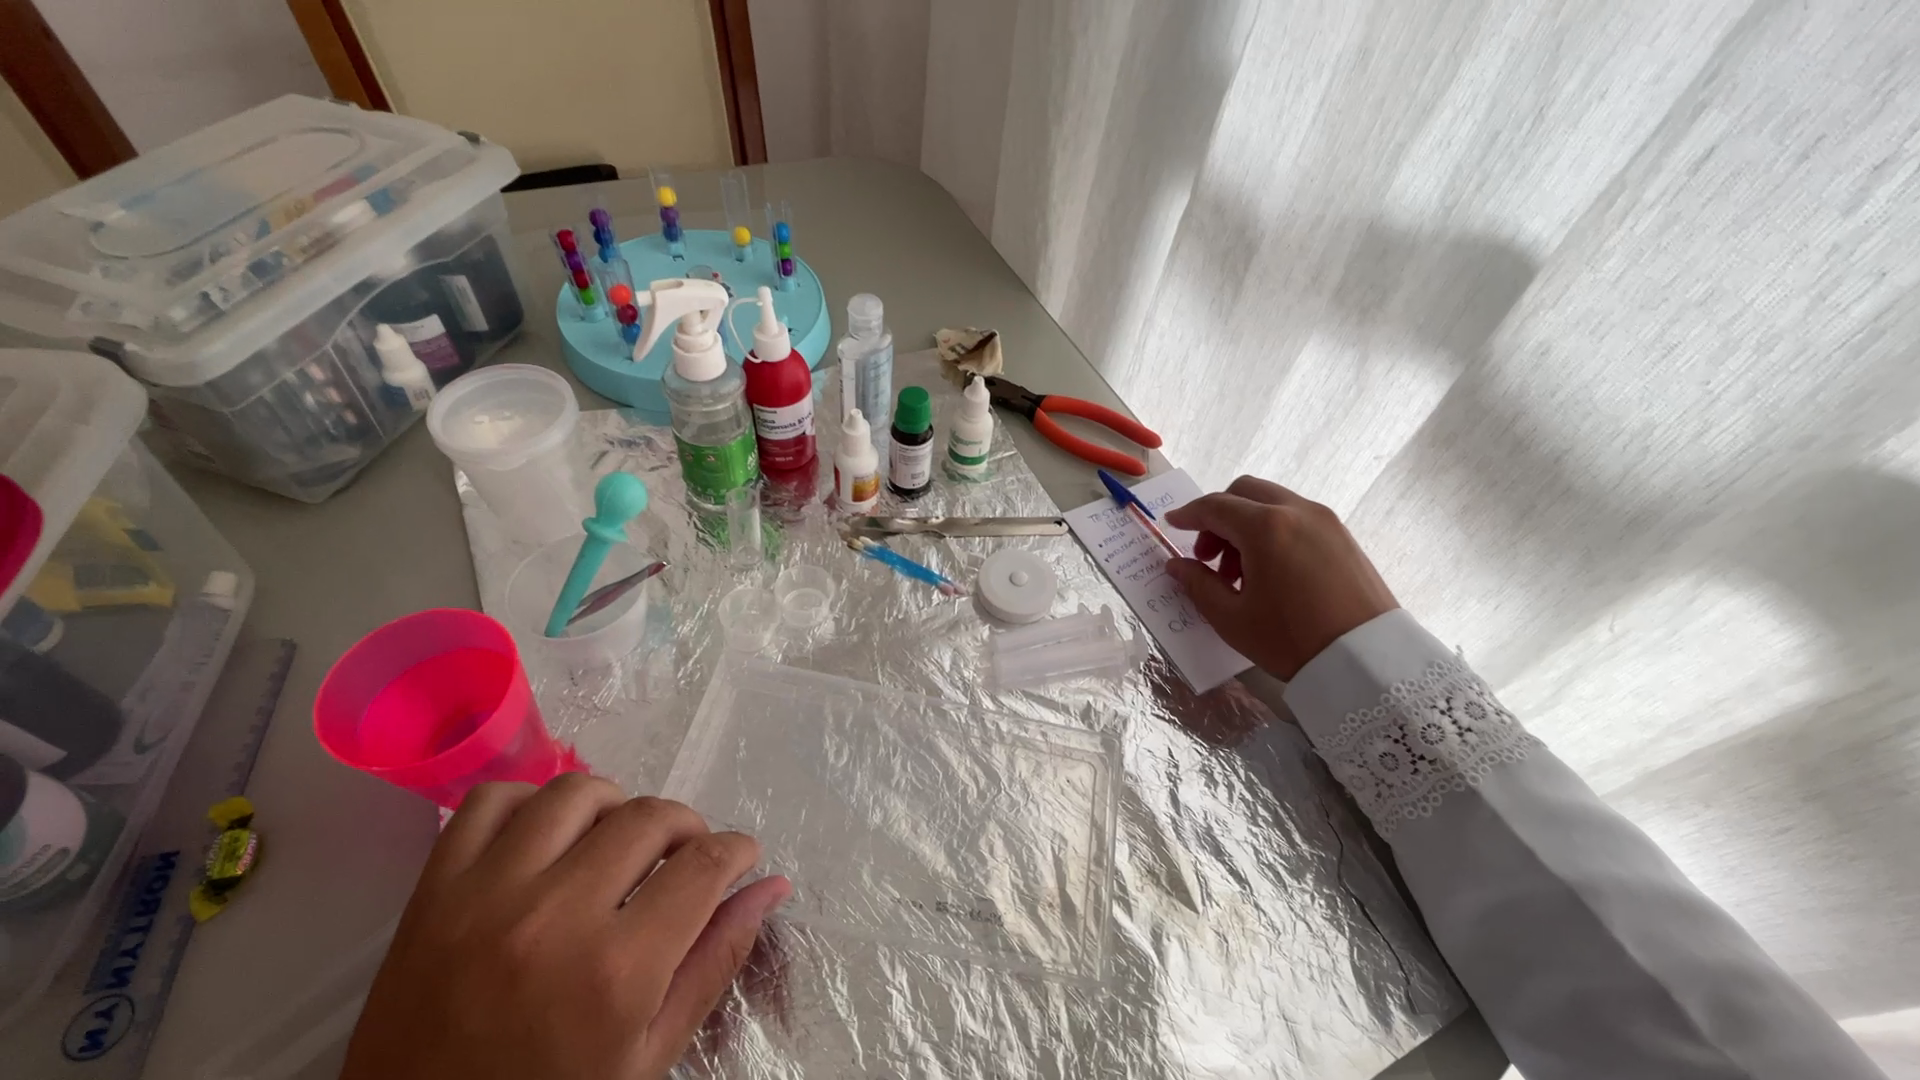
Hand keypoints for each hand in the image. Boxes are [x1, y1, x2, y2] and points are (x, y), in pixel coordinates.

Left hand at [341, 775, 790, 1079]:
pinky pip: (492, 801)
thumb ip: (716, 961)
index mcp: (616, 971)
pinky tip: (549, 837)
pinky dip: (531, 802)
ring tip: (617, 843)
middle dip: (686, 828)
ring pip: (577, 793)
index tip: (738, 858)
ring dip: (616, 808)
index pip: (704, 865)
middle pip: (650, 818)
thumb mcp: (650, 1054)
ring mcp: (486, 896)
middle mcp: (554, 917)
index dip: (736, 852)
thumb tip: (772, 886)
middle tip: (683, 858)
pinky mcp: (433, 891)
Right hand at [1165, 476, 1398, 679]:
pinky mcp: (1342, 535)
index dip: (1188, 514)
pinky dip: (1273, 530)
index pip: (1214, 507)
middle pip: (1245, 492)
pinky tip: (1271, 570)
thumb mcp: (1232, 618)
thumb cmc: (1292, 640)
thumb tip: (1176, 566)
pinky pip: (1296, 516)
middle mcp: (1296, 511)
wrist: (1365, 660)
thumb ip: (1198, 585)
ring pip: (1272, 502)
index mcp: (1265, 528)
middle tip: (1208, 555)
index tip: (1172, 524)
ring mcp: (1325, 520)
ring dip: (1245, 524)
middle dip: (1218, 515)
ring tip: (1240, 571)